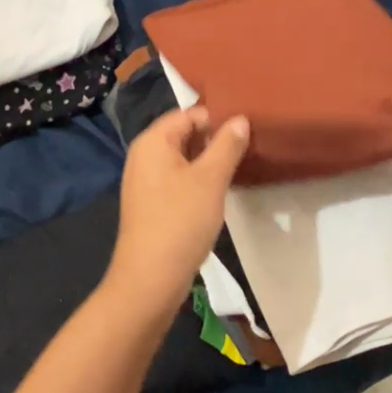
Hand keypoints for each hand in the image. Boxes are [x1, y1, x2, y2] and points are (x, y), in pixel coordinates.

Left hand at [105, 108, 251, 311]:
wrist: (150, 278)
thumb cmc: (181, 221)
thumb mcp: (211, 179)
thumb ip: (227, 145)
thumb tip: (240, 119)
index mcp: (153, 141)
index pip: (189, 114)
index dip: (218, 118)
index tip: (247, 131)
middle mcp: (143, 155)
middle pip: (184, 134)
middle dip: (214, 140)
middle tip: (248, 149)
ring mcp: (144, 181)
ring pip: (183, 159)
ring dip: (208, 162)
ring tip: (238, 169)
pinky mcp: (150, 204)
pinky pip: (177, 180)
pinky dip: (197, 181)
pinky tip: (217, 193)